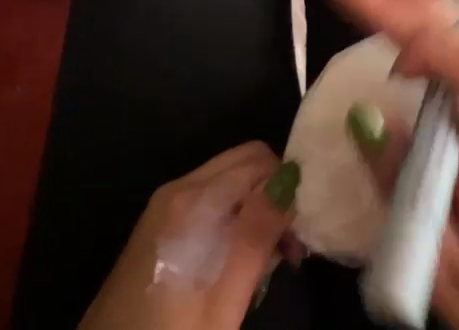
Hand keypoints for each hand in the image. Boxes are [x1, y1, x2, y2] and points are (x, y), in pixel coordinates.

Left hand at [79, 142, 300, 329]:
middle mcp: (179, 189)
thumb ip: (258, 232)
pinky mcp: (159, 226)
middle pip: (244, 163)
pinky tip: (238, 262)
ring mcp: (165, 206)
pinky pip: (210, 201)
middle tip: (289, 249)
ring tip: (270, 262)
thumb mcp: (224, 298)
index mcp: (195, 200)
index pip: (260, 161)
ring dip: (257, 208)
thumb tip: (291, 178)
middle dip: (275, 194)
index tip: (299, 239)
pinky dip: (234, 218)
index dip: (289, 192)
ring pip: (229, 181)